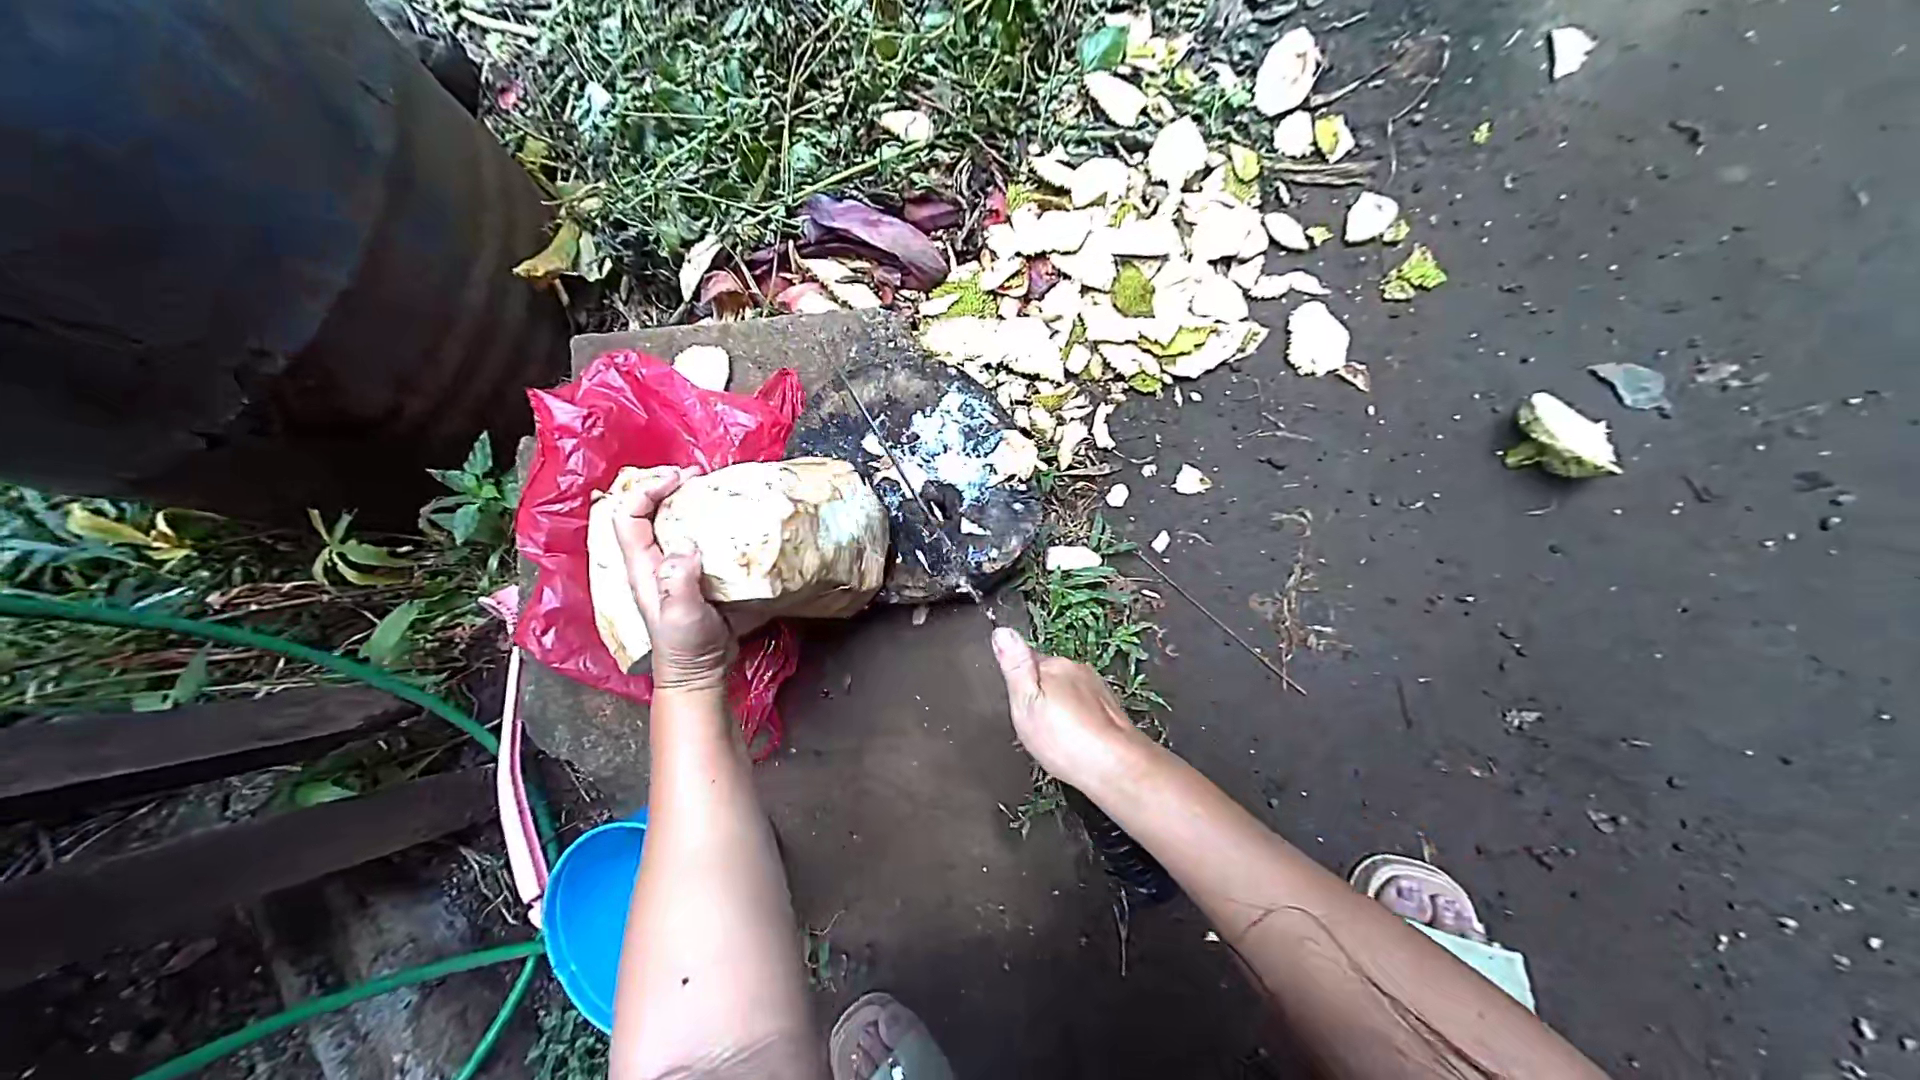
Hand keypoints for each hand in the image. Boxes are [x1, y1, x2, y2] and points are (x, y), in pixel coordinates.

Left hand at [611, 466, 732, 693]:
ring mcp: (676, 567)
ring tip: (715, 488)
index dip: (647, 489)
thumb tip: (685, 545)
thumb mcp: (680, 615)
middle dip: (669, 486)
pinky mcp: (698, 574)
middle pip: (649, 511)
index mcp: (643, 566)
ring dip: (691, 500)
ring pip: (673, 522)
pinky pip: (700, 539)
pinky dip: (712, 522)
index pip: (629, 515)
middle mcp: (655, 560)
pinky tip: (731, 519)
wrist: (701, 671)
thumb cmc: (686, 647)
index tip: (679, 479)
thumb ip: (678, 581)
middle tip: (699, 475)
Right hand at [990, 627, 1147, 789]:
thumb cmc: (1065, 739)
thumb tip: (1002, 632)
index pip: (1026, 658)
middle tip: (1034, 723)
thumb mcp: (1025, 702)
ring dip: (1059, 709)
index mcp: (1055, 665)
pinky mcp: (1108, 709)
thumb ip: (1014, 665)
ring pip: (1067, 692)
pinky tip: (1072, 740)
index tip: (1018, 703)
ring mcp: (1097, 689)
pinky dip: (1075, 720)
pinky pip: (1083, 709)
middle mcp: (1078, 671)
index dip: (1018, 682)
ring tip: (1053, 734)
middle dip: (1039, 695)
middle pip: (1048, 675)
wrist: (1115, 767)